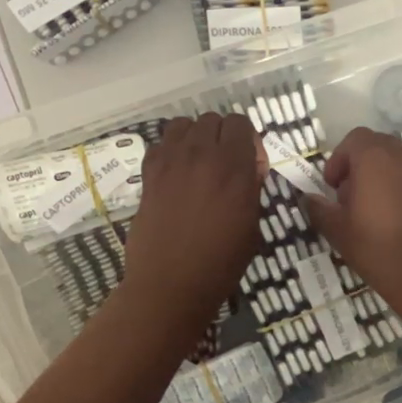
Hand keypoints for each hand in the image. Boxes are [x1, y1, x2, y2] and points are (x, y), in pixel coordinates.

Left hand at [122, 113, 262, 324]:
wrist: (171, 282)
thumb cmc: (221, 262)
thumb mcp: (252, 226)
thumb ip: (251, 190)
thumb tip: (250, 171)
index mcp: (234, 167)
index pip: (241, 124)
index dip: (248, 140)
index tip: (250, 164)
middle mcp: (202, 155)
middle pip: (213, 119)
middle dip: (223, 135)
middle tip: (226, 164)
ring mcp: (171, 161)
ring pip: (184, 125)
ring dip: (196, 137)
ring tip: (199, 162)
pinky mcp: (149, 173)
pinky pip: (161, 143)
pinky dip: (171, 149)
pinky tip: (177, 172)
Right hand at [306, 127, 401, 308]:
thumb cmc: (376, 248)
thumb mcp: (338, 230)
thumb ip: (319, 208)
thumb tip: (309, 198)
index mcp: (375, 159)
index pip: (354, 139)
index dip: (339, 159)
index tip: (332, 186)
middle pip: (377, 146)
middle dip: (359, 165)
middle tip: (349, 196)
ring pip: (397, 161)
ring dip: (380, 175)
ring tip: (371, 208)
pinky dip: (400, 187)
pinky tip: (394, 218)